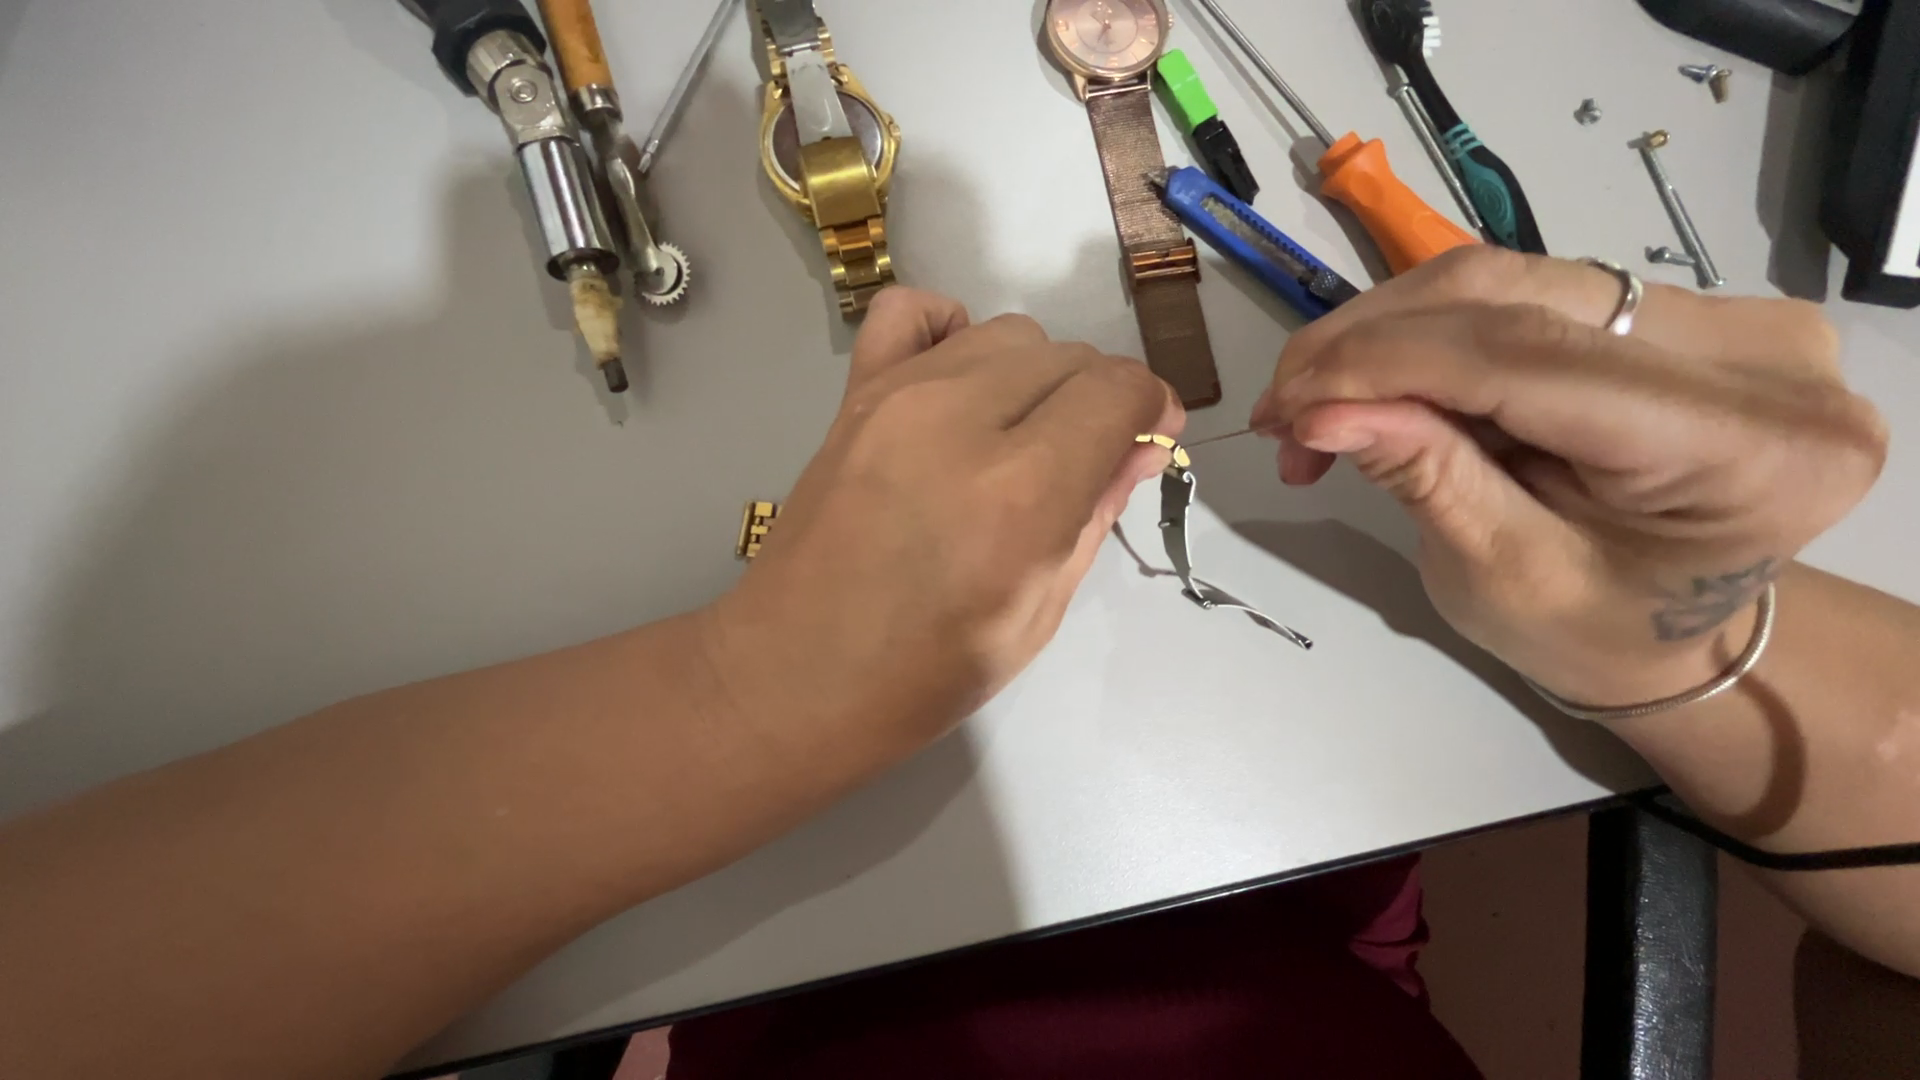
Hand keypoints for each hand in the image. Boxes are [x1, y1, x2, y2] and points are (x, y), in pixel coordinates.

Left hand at [711, 287, 1181, 765]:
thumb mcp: (1038, 612)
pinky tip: (958, 381)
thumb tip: (1139, 448)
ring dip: (1037, 376)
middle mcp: (962, 420)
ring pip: (1008, 332)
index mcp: (1021, 492)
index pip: (1119, 390)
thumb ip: (1094, 514)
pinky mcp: (852, 396)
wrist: (795, 674)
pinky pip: (911, 312)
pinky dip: (952, 331)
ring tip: (1021, 433)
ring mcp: (897, 397)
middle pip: (1069, 356)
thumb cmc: (927, 672)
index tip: (1148, 441)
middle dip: (1098, 400)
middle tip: (1085, 457)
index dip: (1151, 409)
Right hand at [1251, 249, 1886, 707]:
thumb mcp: (1499, 574)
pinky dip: (1413, 340)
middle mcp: (1749, 349)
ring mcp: (1710, 314)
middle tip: (1279, 408)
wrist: (1673, 626)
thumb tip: (1318, 415)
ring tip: (1310, 408)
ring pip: (1496, 282)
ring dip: (1376, 338)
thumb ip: (1423, 479)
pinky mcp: (1660, 310)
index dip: (1385, 366)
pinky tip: (1368, 389)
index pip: (1526, 357)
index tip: (1282, 407)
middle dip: (1365, 344)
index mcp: (1745, 442)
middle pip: (1507, 295)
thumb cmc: (1593, 630)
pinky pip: (1506, 296)